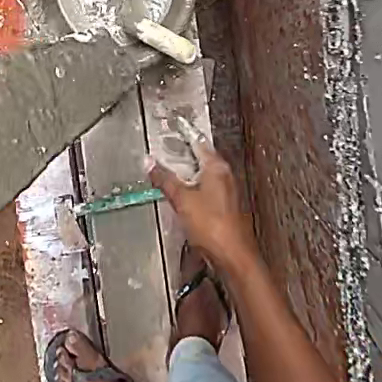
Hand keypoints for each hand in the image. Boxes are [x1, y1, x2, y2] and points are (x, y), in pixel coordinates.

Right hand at [148, 141, 257, 274]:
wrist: (232, 255)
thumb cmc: (212, 225)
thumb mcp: (182, 199)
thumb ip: (164, 179)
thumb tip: (149, 162)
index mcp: (217, 167)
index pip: (198, 142)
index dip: (184, 134)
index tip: (174, 125)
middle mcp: (224, 175)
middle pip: (201, 157)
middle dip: (183, 152)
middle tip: (166, 146)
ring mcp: (225, 191)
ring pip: (203, 174)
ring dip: (186, 171)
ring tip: (169, 169)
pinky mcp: (223, 206)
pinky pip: (205, 189)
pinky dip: (192, 186)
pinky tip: (181, 194)